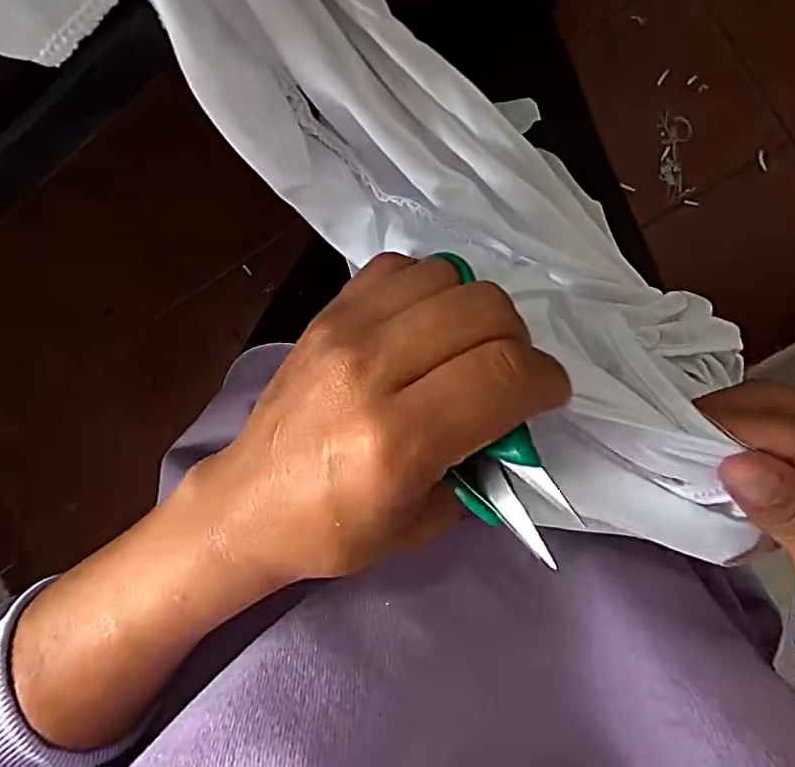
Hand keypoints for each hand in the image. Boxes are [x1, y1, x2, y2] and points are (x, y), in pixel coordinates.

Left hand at [207, 251, 571, 581]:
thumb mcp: (426, 520)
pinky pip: (405, 267)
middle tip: (508, 373)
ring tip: (465, 345)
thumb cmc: (336, 528)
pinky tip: (424, 323)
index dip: (546, 379)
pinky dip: (431, 289)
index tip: (548, 392)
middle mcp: (371, 370)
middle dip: (518, 343)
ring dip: (476, 310)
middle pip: (486, 311)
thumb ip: (484, 458)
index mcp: (397, 439)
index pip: (504, 375)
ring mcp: (345, 329)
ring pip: (451, 277)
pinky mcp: (329, 309)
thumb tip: (516, 408)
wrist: (246, 503)